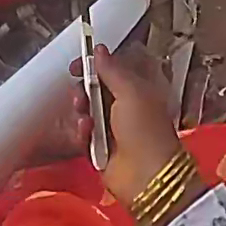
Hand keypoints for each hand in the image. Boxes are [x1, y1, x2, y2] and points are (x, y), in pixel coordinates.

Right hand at [70, 43, 182, 206]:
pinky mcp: (100, 148)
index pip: (112, 70)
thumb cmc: (144, 129)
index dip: (95, 65)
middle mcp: (124, 107)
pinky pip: (84, 133)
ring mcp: (112, 128)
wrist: (146, 176)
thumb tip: (100, 49)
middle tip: (80, 93)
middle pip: (96, 89)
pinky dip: (82, 130)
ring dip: (82, 109)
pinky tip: (86, 131)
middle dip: (85, 88)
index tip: (78, 65)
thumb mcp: (130, 92)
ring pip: (87, 110)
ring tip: (84, 114)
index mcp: (137, 90)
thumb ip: (112, 70)